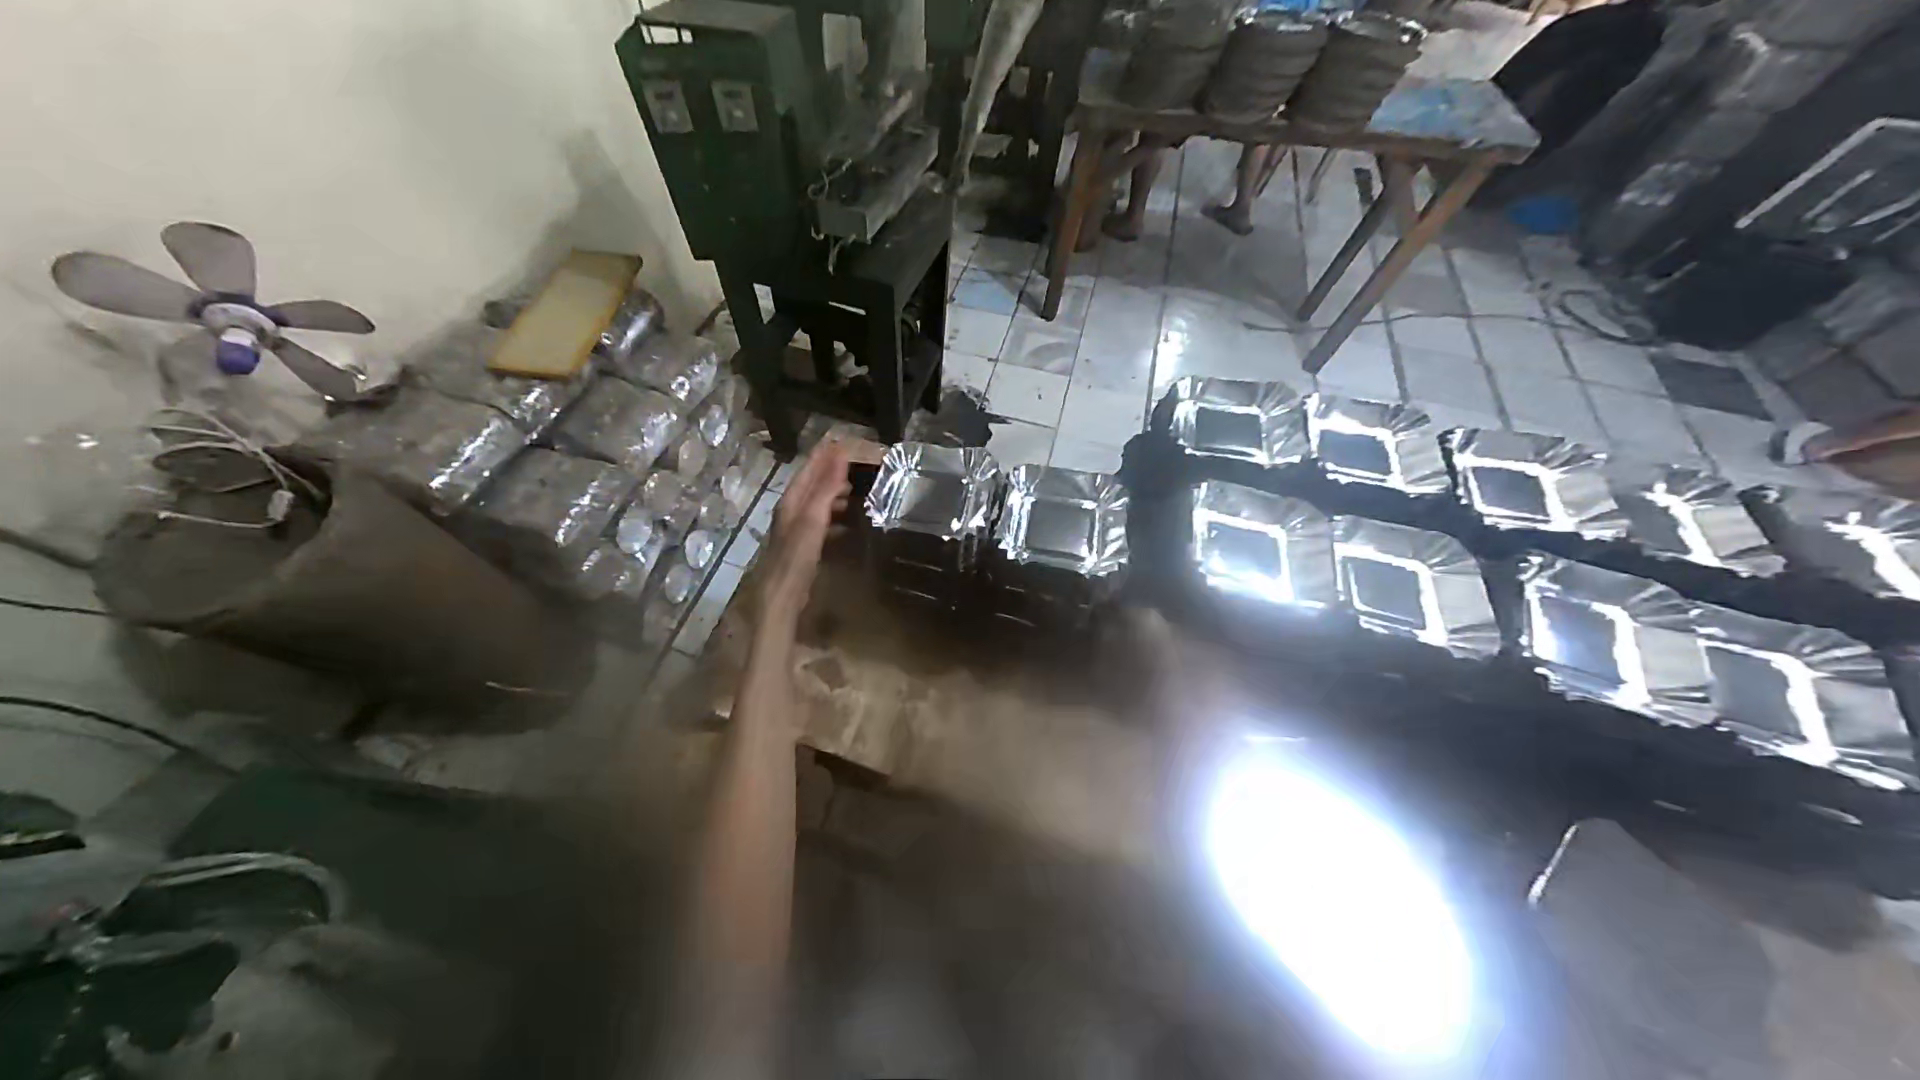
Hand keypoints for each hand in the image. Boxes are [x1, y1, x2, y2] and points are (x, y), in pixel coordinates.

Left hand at [761, 440, 851, 621]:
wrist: (782, 595)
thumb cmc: (796, 556)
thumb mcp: (813, 518)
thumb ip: (825, 487)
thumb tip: (839, 453)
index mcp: (793, 499)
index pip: (810, 466)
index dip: (827, 452)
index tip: (848, 439)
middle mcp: (793, 509)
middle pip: (814, 481)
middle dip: (834, 468)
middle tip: (861, 460)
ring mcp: (798, 527)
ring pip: (819, 500)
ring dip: (836, 490)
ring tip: (859, 485)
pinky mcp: (806, 544)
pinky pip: (824, 519)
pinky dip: (837, 512)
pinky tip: (850, 518)